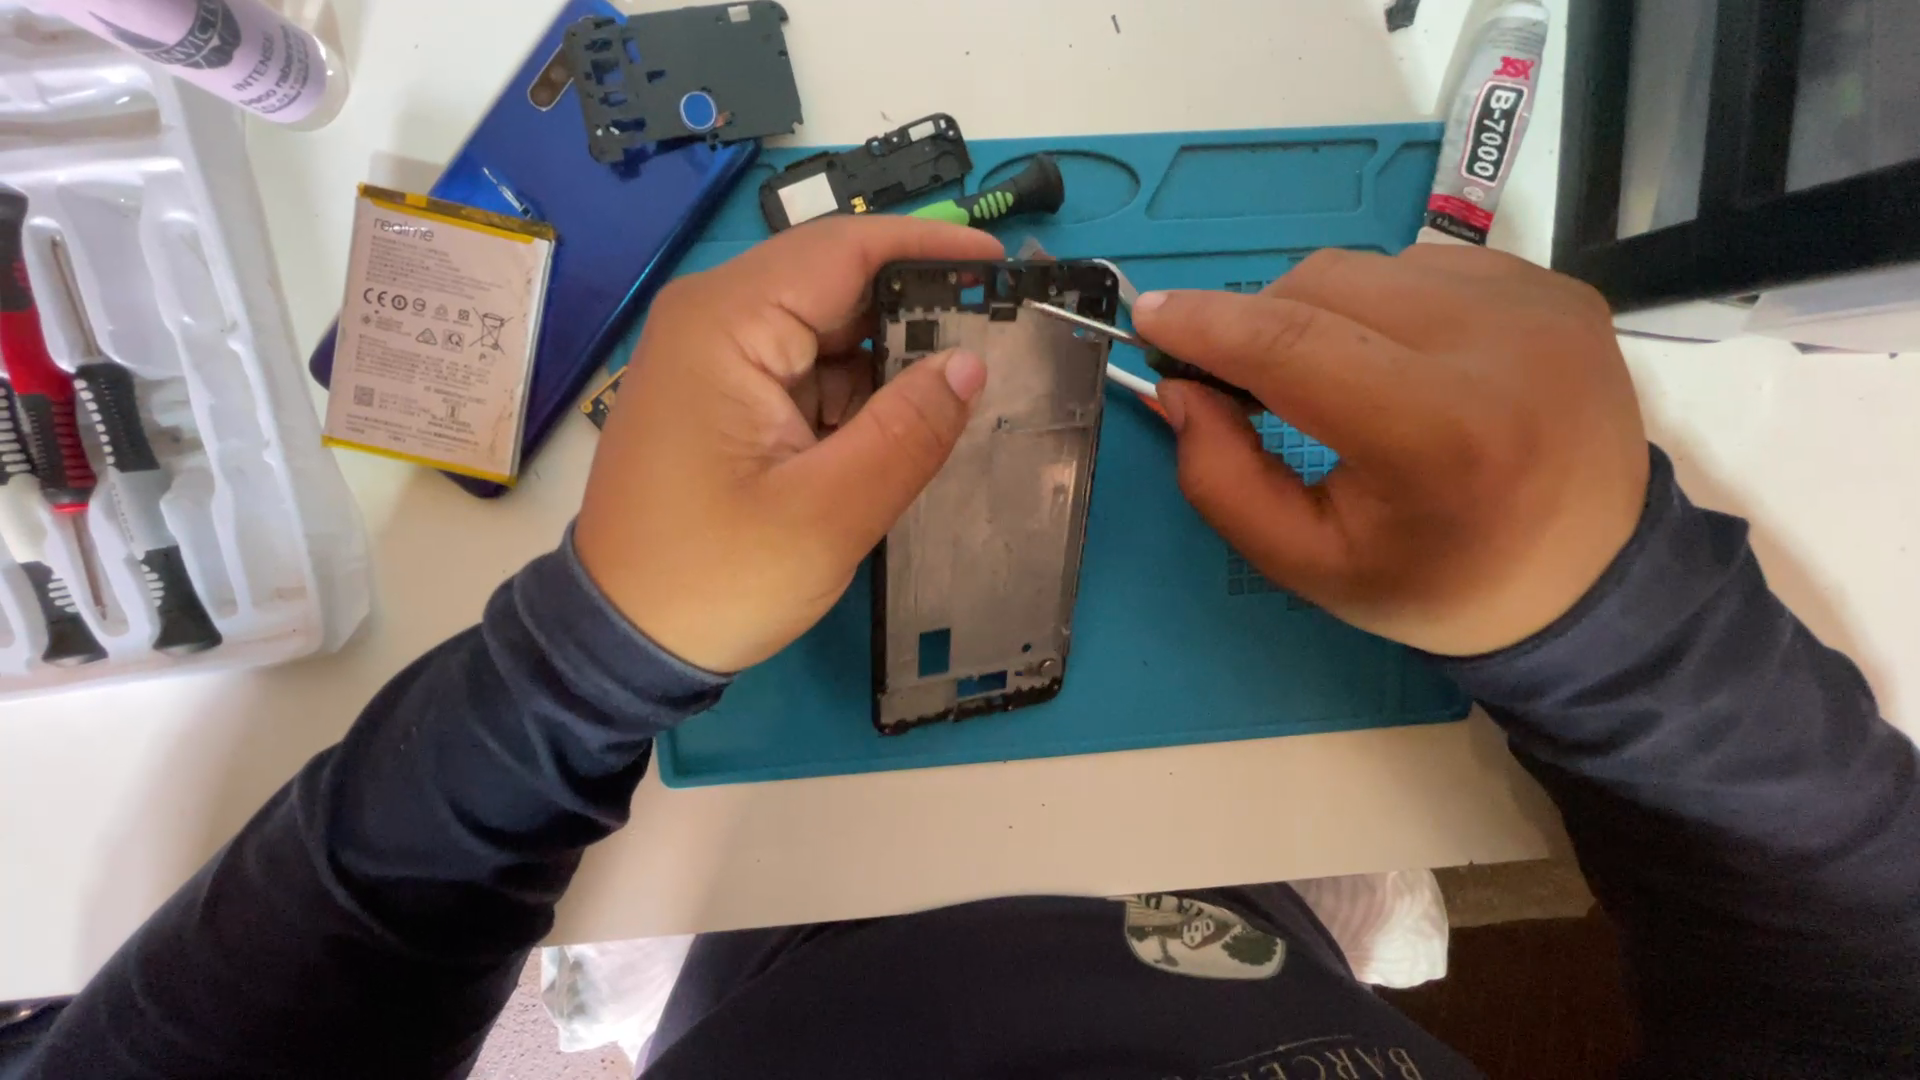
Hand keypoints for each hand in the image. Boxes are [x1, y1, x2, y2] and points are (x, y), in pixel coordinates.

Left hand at [575, 218, 1001, 672]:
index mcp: (727, 324)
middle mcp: (717, 322)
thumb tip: (970, 364)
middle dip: (919, 309)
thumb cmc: (715, 578)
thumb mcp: (827, 513)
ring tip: (968, 390)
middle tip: (1002, 340)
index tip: (1002, 266)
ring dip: (894, 360)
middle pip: (838, 286)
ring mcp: (721, 361)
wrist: (628, 638)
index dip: (930, 250)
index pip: (844, 250)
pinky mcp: (731, 400)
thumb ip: (906, 432)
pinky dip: (864, 396)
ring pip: (831, 334)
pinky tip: (908, 425)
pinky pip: (813, 375)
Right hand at [1134, 245, 1647, 656]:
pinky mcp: (1556, 288)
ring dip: (1313, 313)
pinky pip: (1422, 267)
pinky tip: (1388, 359)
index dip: (1207, 324)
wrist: (1585, 580)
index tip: (1150, 314)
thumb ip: (1221, 478)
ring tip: (1323, 378)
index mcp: (1437, 434)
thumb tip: (1180, 388)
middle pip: (1323, 286)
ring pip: (1368, 266)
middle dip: (1254, 321)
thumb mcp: (1303, 562)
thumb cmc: (1430, 582)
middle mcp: (1499, 346)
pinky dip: (1374, 305)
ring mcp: (1538, 305)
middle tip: (1236, 378)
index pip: (1293, 346)